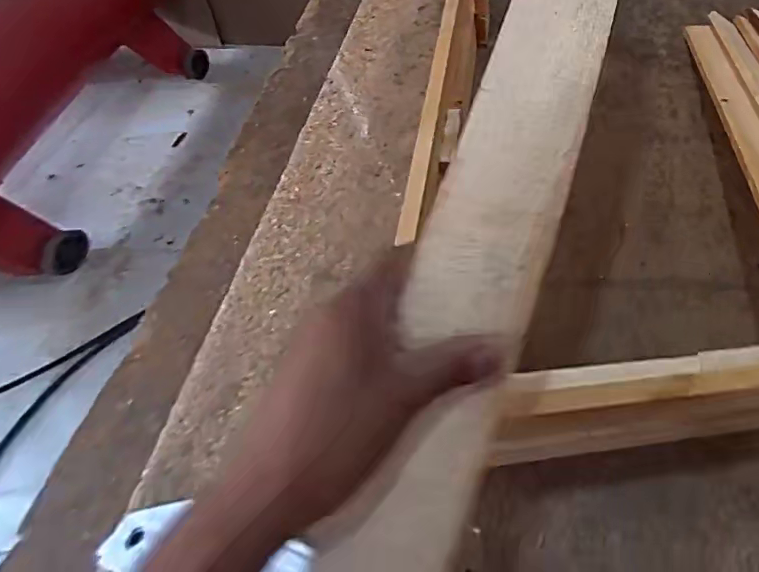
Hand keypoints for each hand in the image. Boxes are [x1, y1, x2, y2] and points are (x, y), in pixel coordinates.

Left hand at [147, 249, 502, 571]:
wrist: (259, 500)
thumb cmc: (336, 431)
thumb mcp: (405, 397)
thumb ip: (452, 366)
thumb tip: (500, 349)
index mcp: (351, 306)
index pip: (393, 260)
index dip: (426, 258)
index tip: (460, 267)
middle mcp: (326, 315)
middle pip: (380, 291)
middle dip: (419, 301)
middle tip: (458, 314)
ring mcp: (305, 347)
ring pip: (363, 324)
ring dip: (396, 332)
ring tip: (435, 351)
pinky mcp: (295, 379)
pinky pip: (345, 349)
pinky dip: (373, 356)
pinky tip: (393, 387)